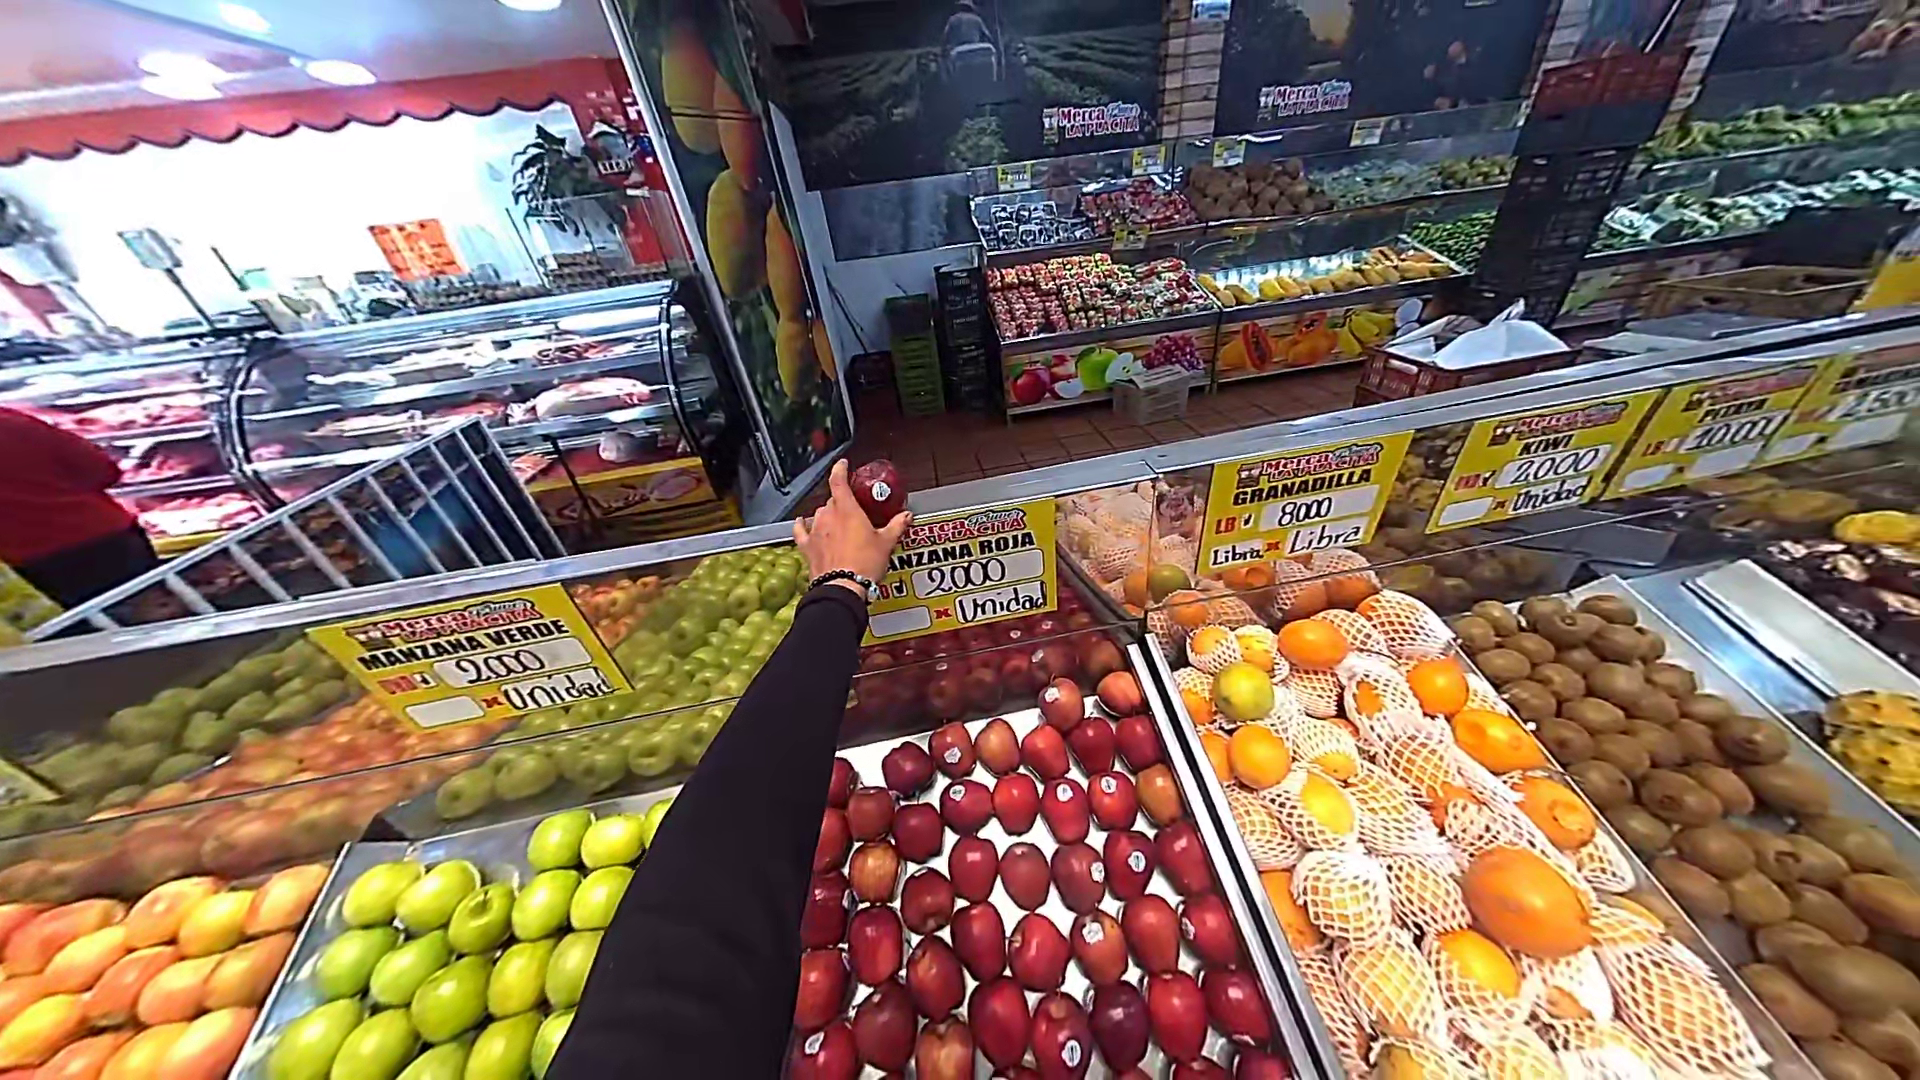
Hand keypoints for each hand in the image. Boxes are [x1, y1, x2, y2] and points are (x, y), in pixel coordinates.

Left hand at [794, 459, 911, 596]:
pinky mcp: (808, 546)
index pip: (839, 480)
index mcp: (847, 510)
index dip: (840, 469)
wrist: (843, 587)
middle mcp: (828, 516)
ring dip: (828, 515)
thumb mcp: (886, 543)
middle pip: (832, 500)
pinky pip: (801, 530)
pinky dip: (802, 525)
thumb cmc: (864, 564)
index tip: (843, 465)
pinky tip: (803, 523)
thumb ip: (896, 526)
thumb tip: (905, 516)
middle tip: (855, 510)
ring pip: (819, 514)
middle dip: (842, 502)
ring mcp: (816, 530)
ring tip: (840, 523)